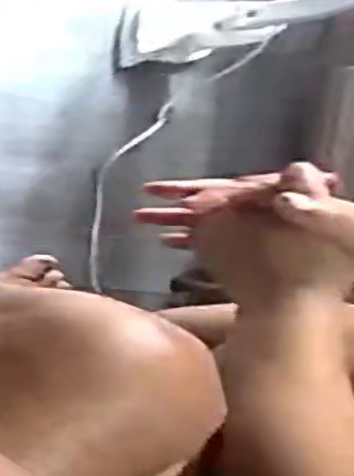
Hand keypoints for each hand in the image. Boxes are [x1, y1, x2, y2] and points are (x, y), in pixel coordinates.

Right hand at [137, 162, 353, 306]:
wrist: (324, 305)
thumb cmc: (348, 263)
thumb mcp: (346, 229)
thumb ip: (318, 203)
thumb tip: (293, 170)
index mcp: (302, 206)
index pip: (253, 187)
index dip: (215, 187)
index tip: (179, 195)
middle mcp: (279, 217)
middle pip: (227, 200)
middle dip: (185, 196)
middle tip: (148, 192)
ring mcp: (264, 237)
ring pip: (215, 220)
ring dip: (177, 217)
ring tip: (141, 217)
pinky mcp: (252, 257)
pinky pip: (215, 241)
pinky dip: (190, 238)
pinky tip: (166, 240)